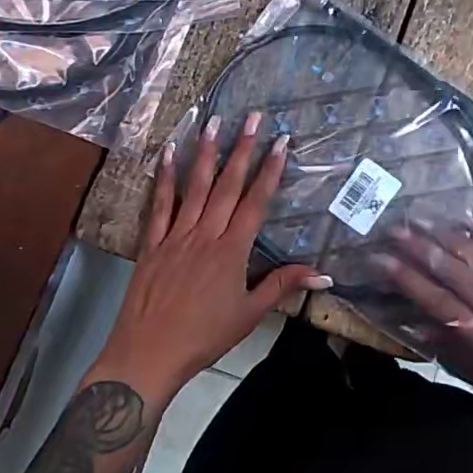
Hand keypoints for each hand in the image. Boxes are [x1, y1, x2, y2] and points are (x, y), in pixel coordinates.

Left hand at [92, 113, 331, 400]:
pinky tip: (168, 153)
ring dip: (206, 152)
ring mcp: (175, 236)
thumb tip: (324, 274)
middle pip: (227, 185)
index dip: (271, 170)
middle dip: (243, 149)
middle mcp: (205, 235)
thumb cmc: (204, 337)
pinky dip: (164, 178)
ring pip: (194, 187)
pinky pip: (159, 205)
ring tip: (213, 121)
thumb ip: (283, 286)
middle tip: (253, 117)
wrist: (148, 355)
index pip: (255, 202)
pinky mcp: (151, 244)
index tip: (281, 142)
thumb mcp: (250, 314)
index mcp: (232, 251)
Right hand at [373, 221, 472, 439]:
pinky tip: (467, 222)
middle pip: (452, 272)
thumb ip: (456, 351)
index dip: (406, 280)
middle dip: (419, 249)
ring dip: (446, 236)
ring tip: (421, 221)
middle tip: (394, 231)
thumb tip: (421, 325)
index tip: (382, 261)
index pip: (436, 302)